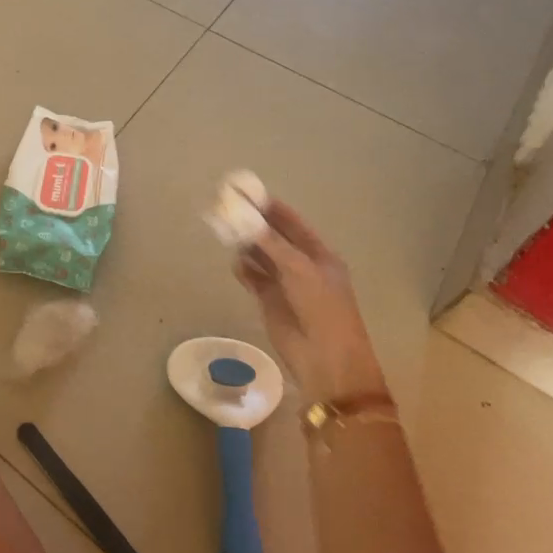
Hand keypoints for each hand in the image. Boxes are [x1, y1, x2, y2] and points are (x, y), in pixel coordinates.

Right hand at [234, 199, 387, 402]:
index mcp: (319, 255)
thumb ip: (271, 243)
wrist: (326, 359)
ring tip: (226, 233)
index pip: (292, 223)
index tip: (246, 192)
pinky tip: (236, 264)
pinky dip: (244, 269)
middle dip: (253, 224)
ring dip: (246, 246)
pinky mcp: (270, 301)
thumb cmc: (322, 308)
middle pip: (274, 238)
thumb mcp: (299, 269)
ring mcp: (286, 284)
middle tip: (227, 209)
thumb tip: (246, 219)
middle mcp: (302, 265)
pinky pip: (253, 278)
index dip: (271, 207)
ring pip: (261, 256)